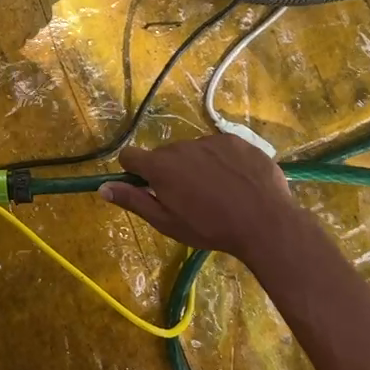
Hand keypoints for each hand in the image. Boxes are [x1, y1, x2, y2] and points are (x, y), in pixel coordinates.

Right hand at [99, 134, 308, 260]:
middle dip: (171, 172)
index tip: (149, 187)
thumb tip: (102, 188)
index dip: (135, 171)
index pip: (130, 156)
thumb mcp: (167, 222)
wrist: (267, 224)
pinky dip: (223, 161)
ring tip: (219, 192)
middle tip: (191, 198)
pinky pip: (220, 148)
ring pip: (193, 151)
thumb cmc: (211, 228)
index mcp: (160, 166)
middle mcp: (181, 146)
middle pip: (164, 155)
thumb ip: (133, 201)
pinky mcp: (238, 141)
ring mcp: (211, 141)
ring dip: (198, 166)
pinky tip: (238, 182)